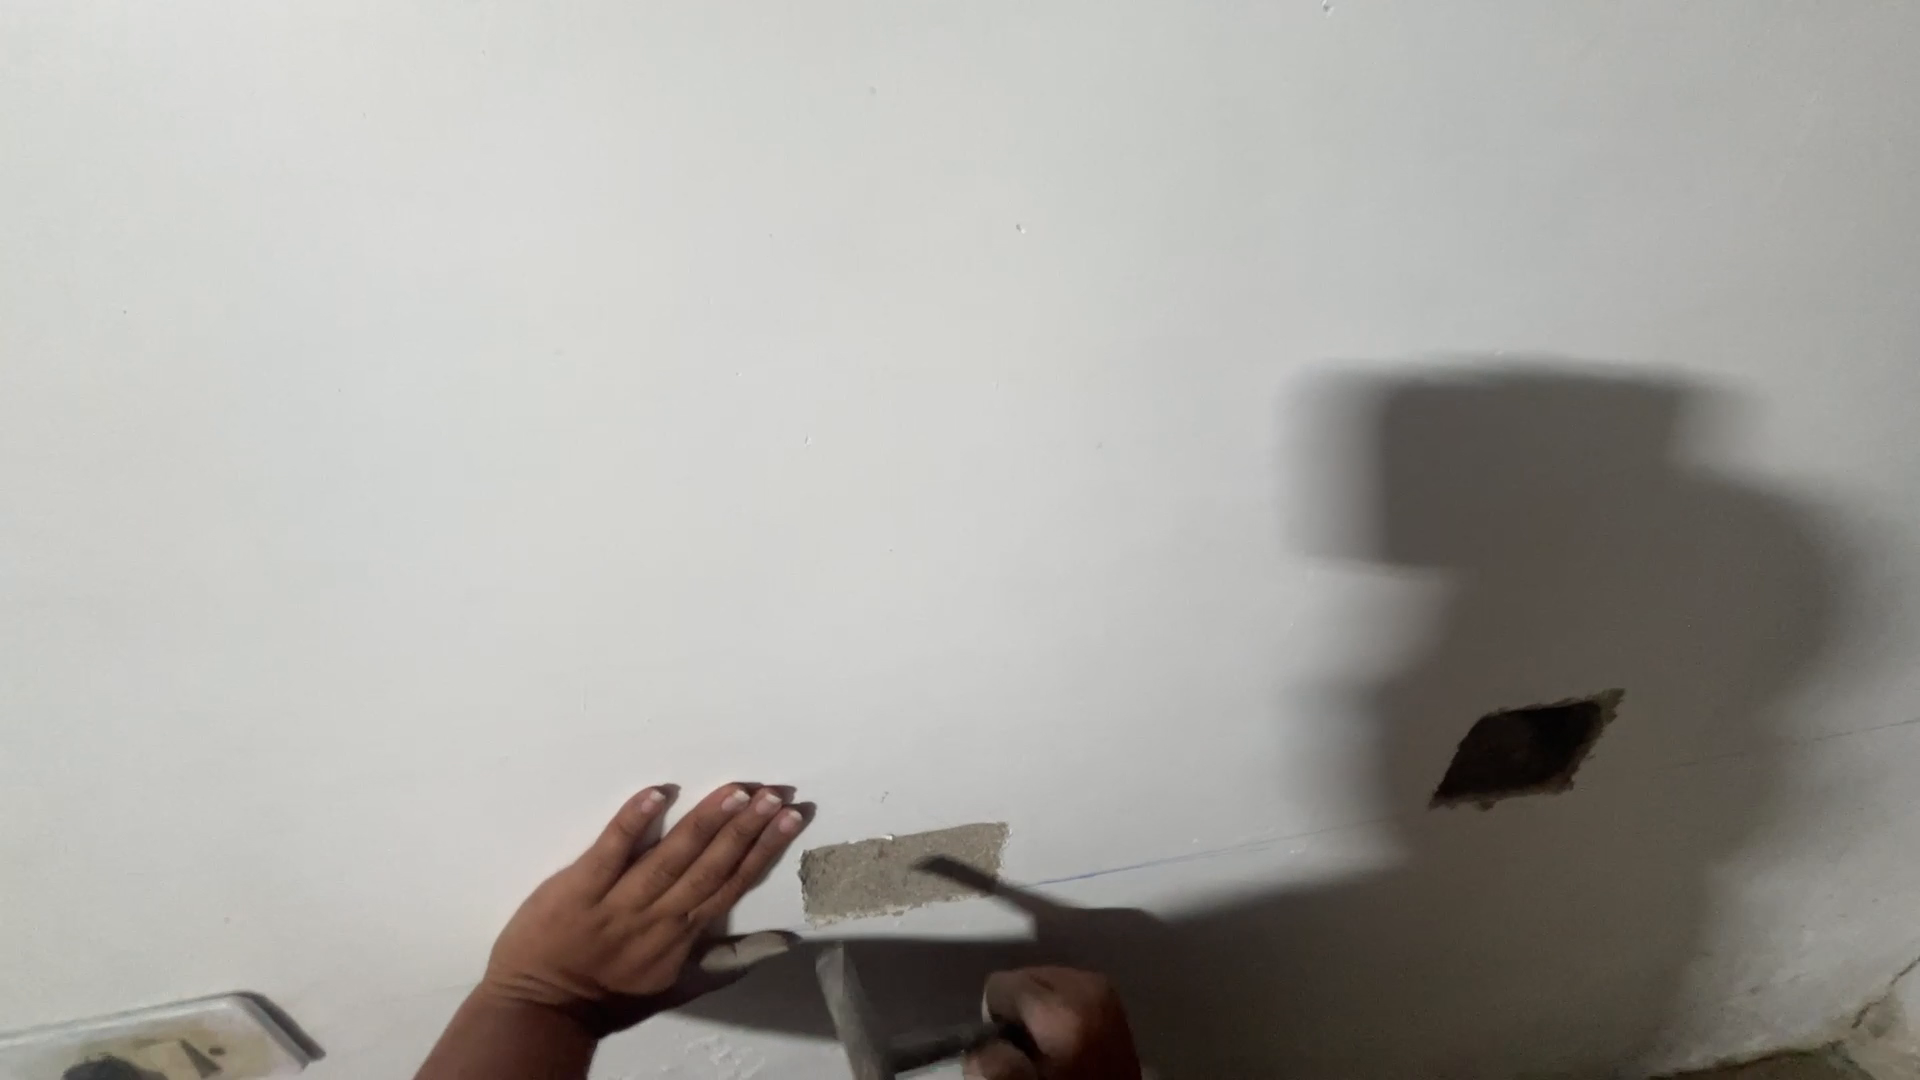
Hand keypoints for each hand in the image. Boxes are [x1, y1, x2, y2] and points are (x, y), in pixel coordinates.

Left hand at [479, 783, 807, 1033]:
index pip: (733, 884)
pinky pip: (610, 851)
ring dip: (705, 823)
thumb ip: (727, 962)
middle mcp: (658, 916)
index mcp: (683, 935)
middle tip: (775, 794)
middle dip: (746, 828)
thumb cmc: (611, 996)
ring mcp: (617, 902)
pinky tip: (658, 793)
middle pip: (711, 866)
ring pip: (670, 858)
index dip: (764, 849)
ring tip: (736, 791)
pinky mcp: (578, 888)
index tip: (791, 817)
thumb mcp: (676, 988)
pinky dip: (633, 823)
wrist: (536, 1014)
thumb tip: (783, 942)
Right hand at [966, 967, 1141, 1079]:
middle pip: (1022, 975)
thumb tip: (975, 1048)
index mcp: (1061, 1012)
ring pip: (1042, 975)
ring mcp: (1098, 984)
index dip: (997, 1017)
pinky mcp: (1106, 988)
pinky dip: (1057, 1001)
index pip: (1000, 984)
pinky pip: (1063, 980)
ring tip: (1052, 1040)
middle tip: (1032, 1047)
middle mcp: (1082, 985)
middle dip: (1020, 1007)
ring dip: (1038, 1003)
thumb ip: (998, 1066)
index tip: (1011, 1046)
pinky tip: (1068, 1031)